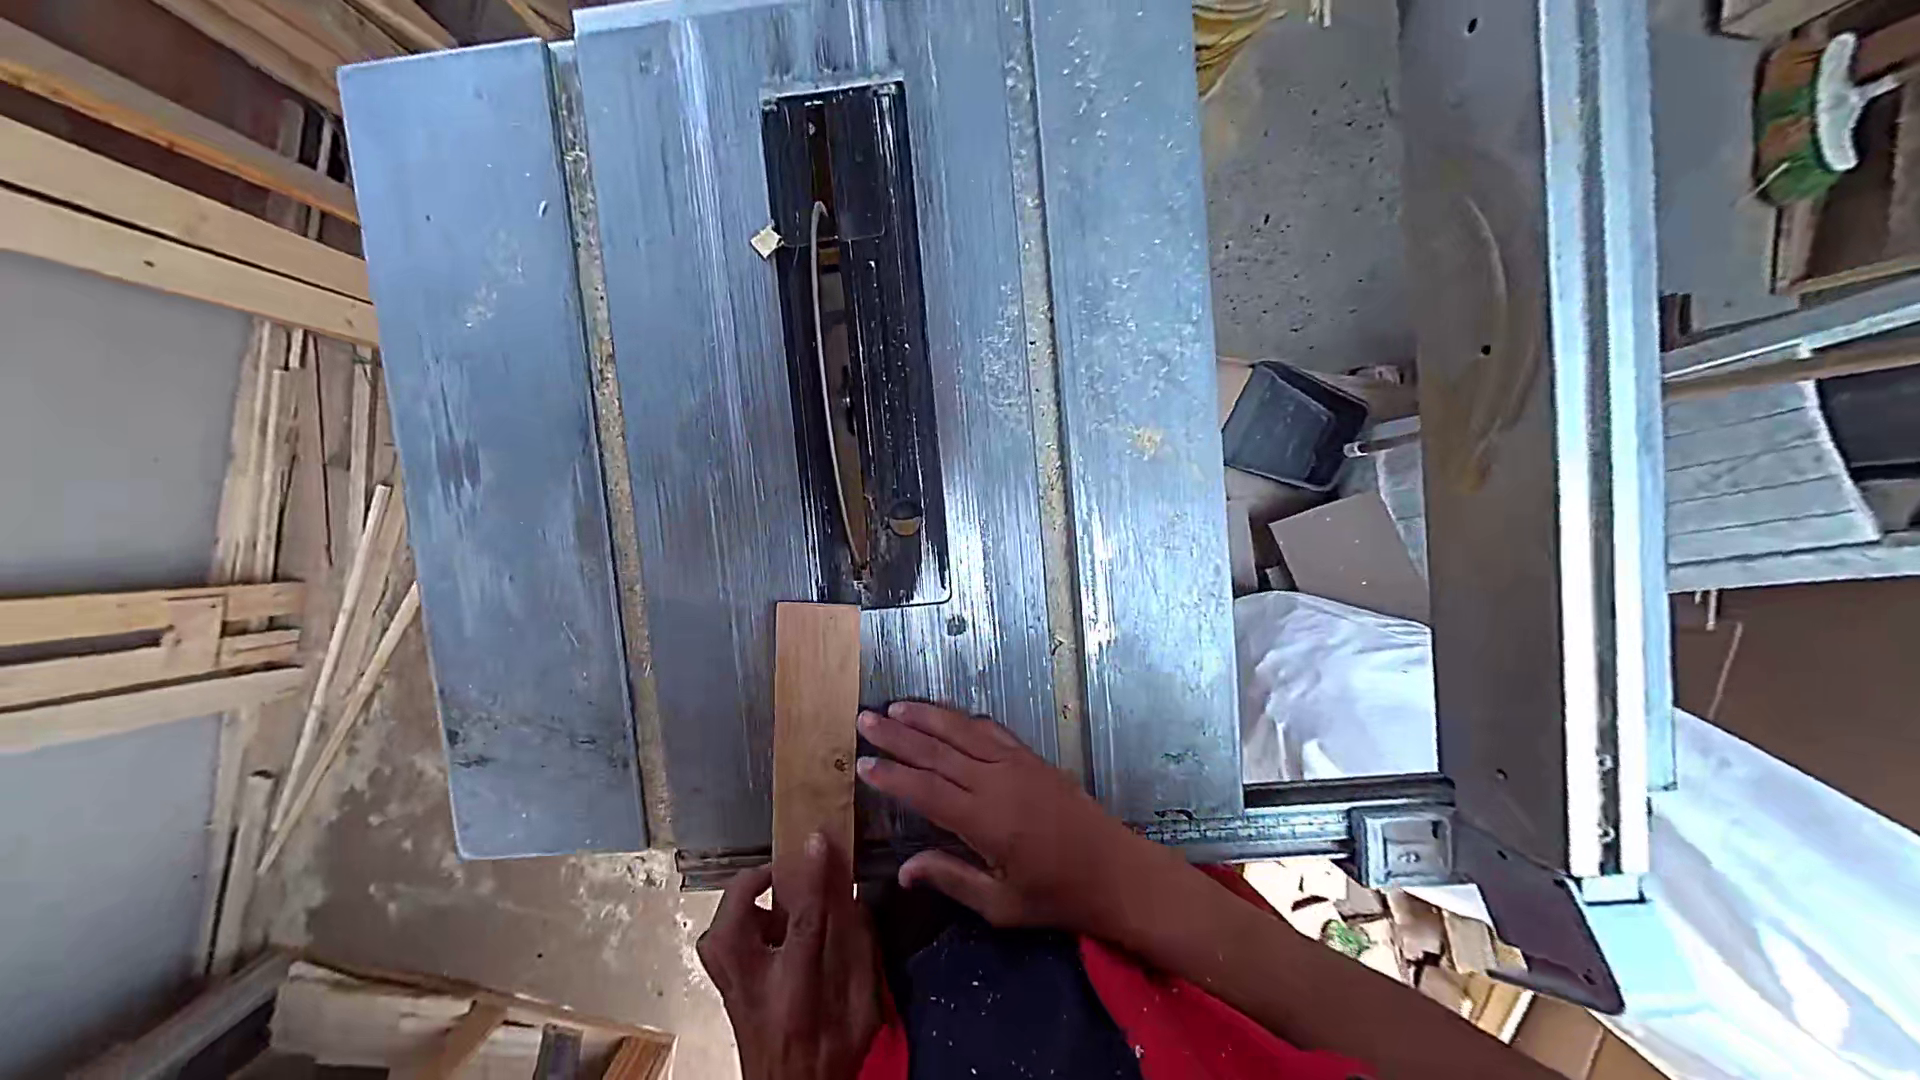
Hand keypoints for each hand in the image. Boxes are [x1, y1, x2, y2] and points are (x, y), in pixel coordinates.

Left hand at [696, 832, 881, 1079]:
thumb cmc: (834, 1058)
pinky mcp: (725, 997)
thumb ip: (862, 951)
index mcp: (796, 995)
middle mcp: (752, 993)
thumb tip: (853, 899)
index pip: (801, 923)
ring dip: (740, 906)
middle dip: (750, 885)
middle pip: (731, 928)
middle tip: (781, 871)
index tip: (817, 841)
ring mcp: (731, 998)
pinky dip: (737, 925)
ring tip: (770, 896)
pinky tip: (765, 926)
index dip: (810, 877)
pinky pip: (718, 948)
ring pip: (715, 938)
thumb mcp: (864, 1011)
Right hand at [855, 701, 1178, 936]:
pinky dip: (965, 720)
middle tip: (865, 718)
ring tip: (896, 706)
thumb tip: (904, 871)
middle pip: (938, 752)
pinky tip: (947, 715)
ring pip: (963, 732)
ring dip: (928, 717)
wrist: (1116, 871)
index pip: (926, 791)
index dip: (892, 776)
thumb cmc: (1058, 895)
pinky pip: (992, 731)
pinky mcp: (1032, 758)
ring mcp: (1017, 764)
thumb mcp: (1001, 904)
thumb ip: (951, 879)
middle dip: (898, 735)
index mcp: (986, 821)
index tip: (863, 762)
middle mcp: (997, 782)